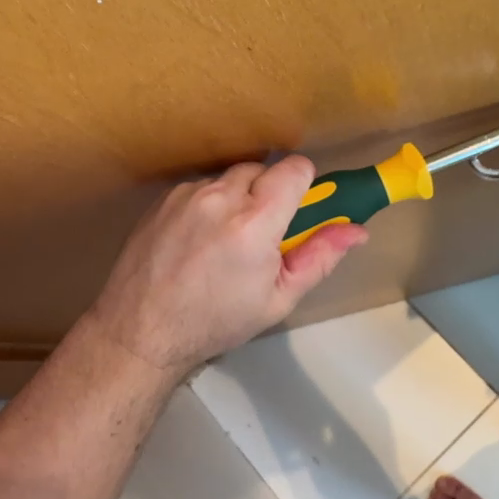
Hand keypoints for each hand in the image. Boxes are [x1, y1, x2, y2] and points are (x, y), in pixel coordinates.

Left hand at [81, 156, 368, 377]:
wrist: (140, 330)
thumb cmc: (215, 322)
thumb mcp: (277, 299)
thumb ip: (319, 258)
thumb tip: (357, 231)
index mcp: (254, 223)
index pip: (295, 168)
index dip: (304, 184)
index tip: (300, 209)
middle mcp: (220, 198)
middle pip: (263, 169)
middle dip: (269, 194)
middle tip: (263, 235)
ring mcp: (187, 194)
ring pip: (230, 178)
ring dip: (237, 199)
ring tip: (226, 242)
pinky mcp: (164, 197)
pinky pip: (201, 187)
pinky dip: (209, 204)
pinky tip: (199, 241)